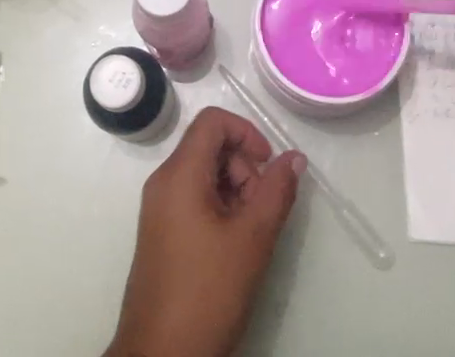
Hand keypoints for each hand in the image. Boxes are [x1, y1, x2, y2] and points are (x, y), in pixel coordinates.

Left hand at [107, 107, 303, 356]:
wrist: (161, 355)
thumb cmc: (207, 291)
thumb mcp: (253, 238)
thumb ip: (277, 191)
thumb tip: (294, 157)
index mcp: (179, 175)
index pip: (212, 121)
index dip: (246, 132)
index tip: (268, 167)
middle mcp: (164, 182)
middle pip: (209, 146)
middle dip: (245, 167)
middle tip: (263, 209)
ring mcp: (160, 208)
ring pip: (205, 173)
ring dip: (237, 190)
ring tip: (252, 232)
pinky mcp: (163, 231)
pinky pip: (195, 198)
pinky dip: (221, 207)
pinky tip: (237, 244)